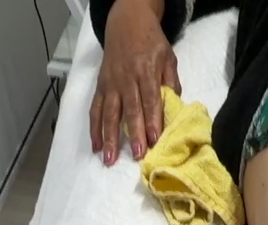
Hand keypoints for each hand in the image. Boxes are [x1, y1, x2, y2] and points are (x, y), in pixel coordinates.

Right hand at [92, 0, 181, 165]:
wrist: (127, 22)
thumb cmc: (151, 43)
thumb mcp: (168, 58)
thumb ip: (171, 83)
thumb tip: (173, 110)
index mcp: (146, 71)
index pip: (150, 100)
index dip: (152, 121)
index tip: (154, 141)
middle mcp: (127, 78)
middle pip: (131, 110)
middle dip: (134, 134)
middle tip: (137, 156)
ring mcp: (111, 84)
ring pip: (109, 113)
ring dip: (109, 137)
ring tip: (110, 159)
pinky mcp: (100, 87)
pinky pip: (95, 110)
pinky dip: (94, 129)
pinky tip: (96, 147)